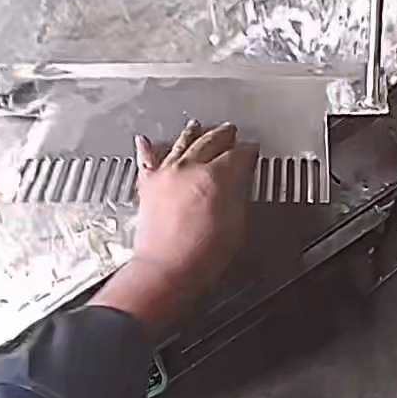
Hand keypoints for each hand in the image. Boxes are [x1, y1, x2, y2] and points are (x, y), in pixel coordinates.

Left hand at [90, 121, 255, 333]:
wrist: (167, 271)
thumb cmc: (201, 256)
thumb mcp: (236, 225)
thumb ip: (238, 196)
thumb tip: (238, 183)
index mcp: (216, 176)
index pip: (238, 154)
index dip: (248, 151)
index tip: (252, 150)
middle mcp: (189, 169)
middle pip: (210, 141)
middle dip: (224, 135)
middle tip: (231, 132)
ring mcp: (166, 174)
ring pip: (181, 144)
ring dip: (192, 133)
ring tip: (197, 126)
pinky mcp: (148, 186)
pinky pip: (147, 160)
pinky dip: (146, 148)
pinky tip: (144, 140)